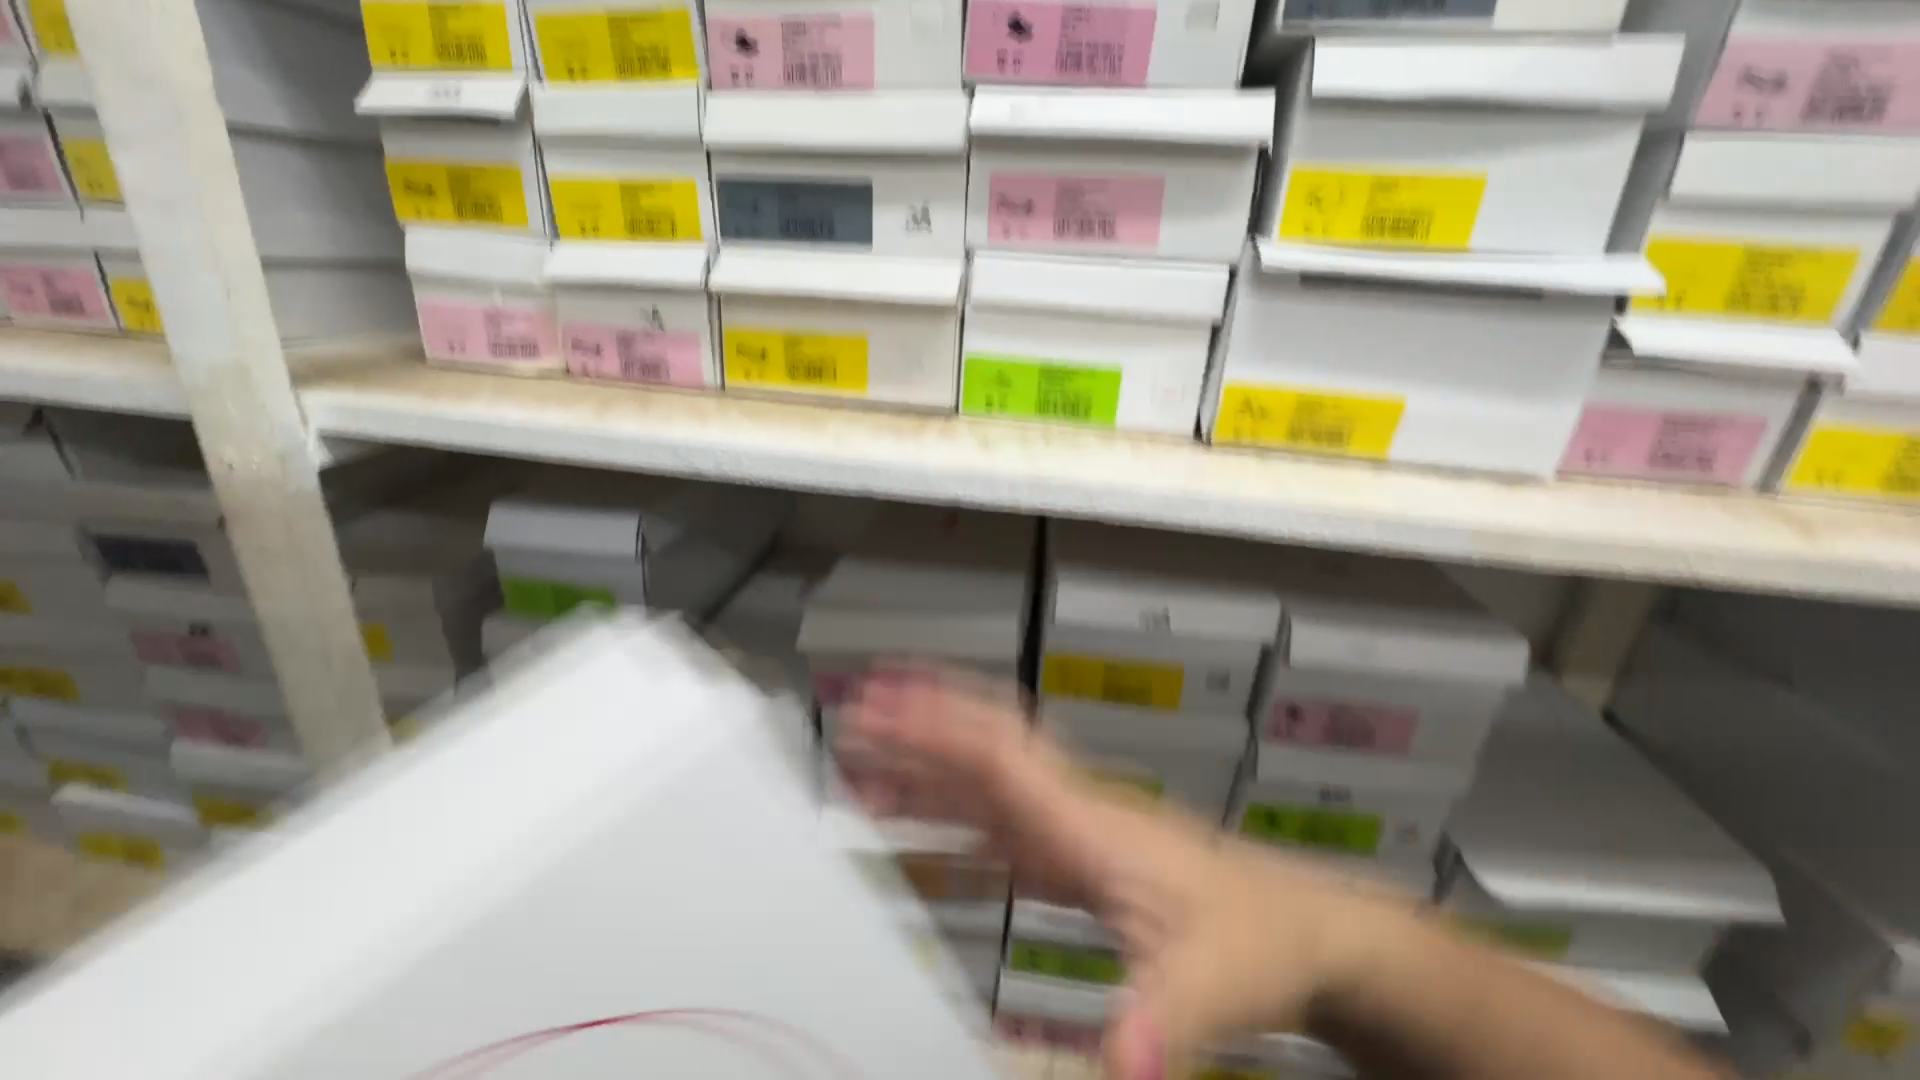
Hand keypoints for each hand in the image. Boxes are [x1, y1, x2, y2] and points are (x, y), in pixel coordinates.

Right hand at [837, 665, 1417, 1079]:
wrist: (1305, 929)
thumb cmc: (1258, 943)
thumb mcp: (1209, 987)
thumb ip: (1158, 1021)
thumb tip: (1118, 1067)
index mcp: (1090, 825)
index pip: (1001, 756)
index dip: (939, 726)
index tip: (883, 700)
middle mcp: (1073, 814)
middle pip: (981, 758)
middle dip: (917, 734)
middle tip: (852, 723)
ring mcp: (1074, 833)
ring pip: (984, 789)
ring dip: (926, 775)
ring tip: (863, 777)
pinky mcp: (1078, 860)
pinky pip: (999, 829)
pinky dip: (953, 822)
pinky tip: (924, 838)